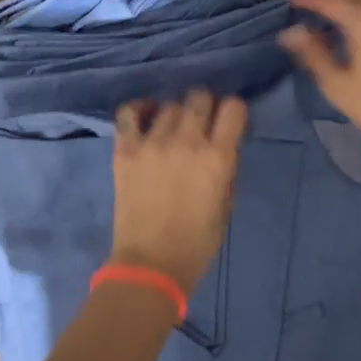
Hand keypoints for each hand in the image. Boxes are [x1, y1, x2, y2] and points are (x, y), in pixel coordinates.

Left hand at [111, 90, 249, 293]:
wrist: (151, 263)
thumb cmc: (198, 241)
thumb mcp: (226, 202)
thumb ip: (226, 167)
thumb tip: (222, 144)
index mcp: (218, 157)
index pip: (233, 108)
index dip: (234, 111)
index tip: (230, 122)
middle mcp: (187, 141)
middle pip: (199, 98)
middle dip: (206, 105)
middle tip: (202, 121)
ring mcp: (153, 143)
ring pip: (169, 105)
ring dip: (175, 114)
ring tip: (172, 128)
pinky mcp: (126, 150)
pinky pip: (129, 113)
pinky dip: (139, 109)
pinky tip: (146, 116)